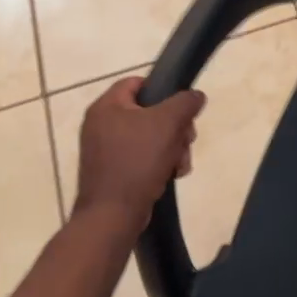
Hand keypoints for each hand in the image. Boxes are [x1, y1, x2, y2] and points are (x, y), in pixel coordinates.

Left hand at [73, 77, 205, 235]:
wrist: (113, 215)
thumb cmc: (137, 161)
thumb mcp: (168, 123)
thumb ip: (185, 102)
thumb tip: (196, 96)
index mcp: (106, 107)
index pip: (137, 82)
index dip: (163, 89)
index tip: (181, 107)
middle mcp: (101, 125)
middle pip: (149, 111)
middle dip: (174, 126)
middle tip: (187, 138)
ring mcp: (105, 150)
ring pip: (150, 136)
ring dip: (172, 146)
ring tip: (180, 162)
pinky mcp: (112, 172)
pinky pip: (142, 157)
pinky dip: (159, 162)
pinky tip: (172, 174)